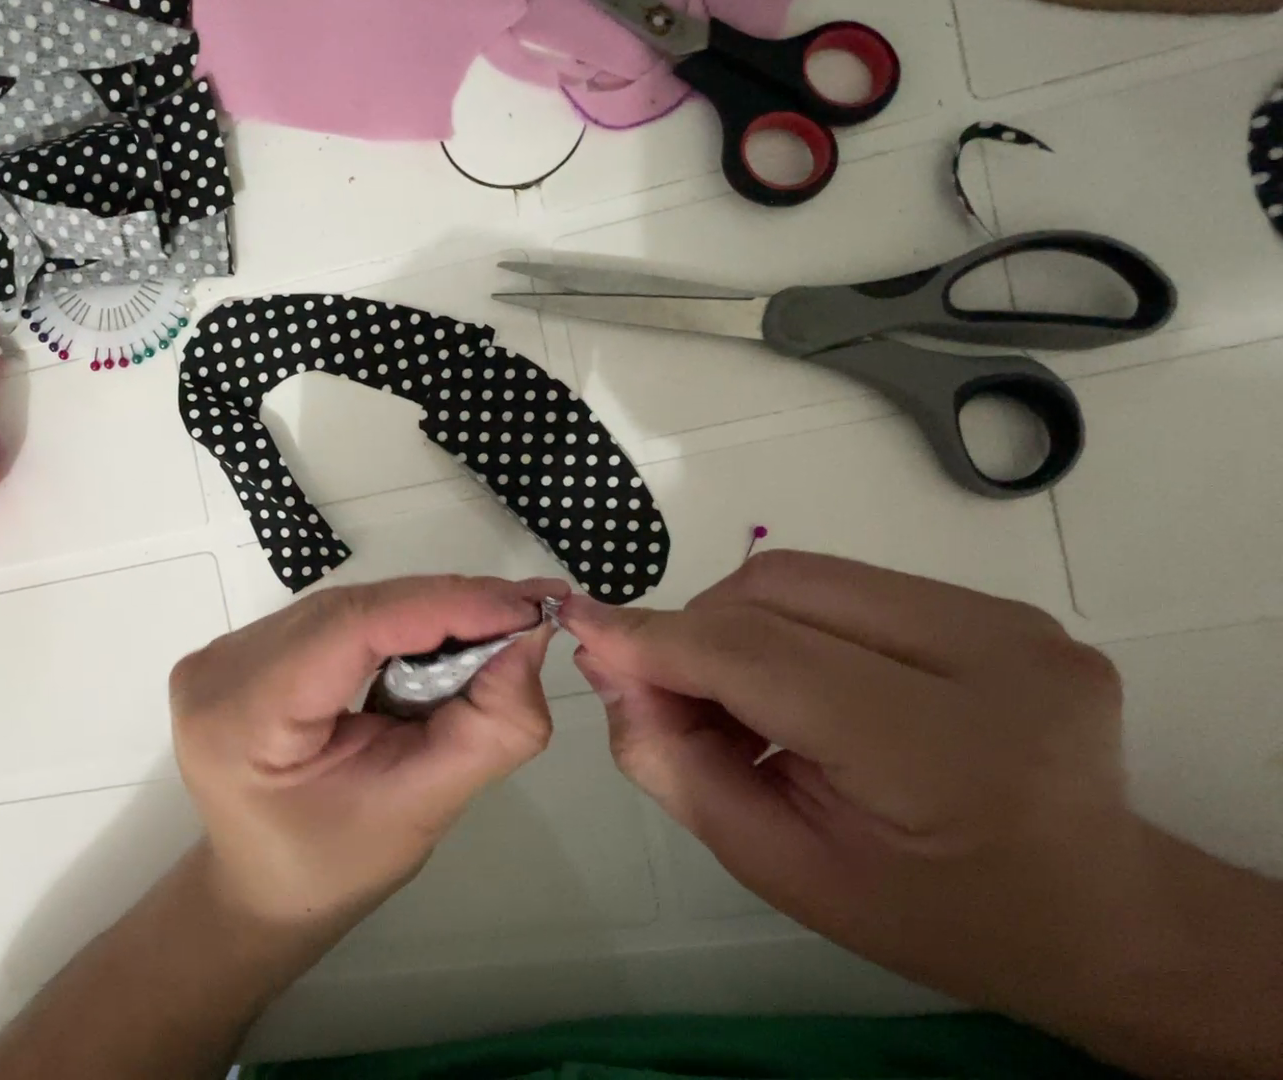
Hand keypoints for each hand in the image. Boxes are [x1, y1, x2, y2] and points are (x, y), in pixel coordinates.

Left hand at [171, 575, 564, 933]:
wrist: (262, 885)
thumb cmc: (334, 866)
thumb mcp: (420, 810)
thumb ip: (487, 730)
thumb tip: (529, 640)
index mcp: (241, 719)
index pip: (350, 628)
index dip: (443, 605)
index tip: (526, 605)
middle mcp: (218, 670)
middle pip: (347, 610)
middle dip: (442, 605)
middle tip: (523, 612)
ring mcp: (221, 655)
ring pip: (342, 607)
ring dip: (420, 610)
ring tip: (491, 624)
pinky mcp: (239, 652)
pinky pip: (328, 620)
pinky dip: (390, 622)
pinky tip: (435, 634)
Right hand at [563, 552, 1145, 1020]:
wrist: (1096, 912)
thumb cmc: (926, 913)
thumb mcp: (776, 866)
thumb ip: (674, 763)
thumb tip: (607, 666)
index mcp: (944, 753)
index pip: (760, 658)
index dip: (654, 637)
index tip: (577, 626)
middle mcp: (991, 660)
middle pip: (773, 593)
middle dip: (691, 634)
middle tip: (670, 701)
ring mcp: (1007, 622)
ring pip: (798, 576)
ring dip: (733, 625)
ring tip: (739, 701)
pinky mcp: (999, 606)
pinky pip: (839, 586)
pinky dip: (783, 624)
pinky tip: (795, 686)